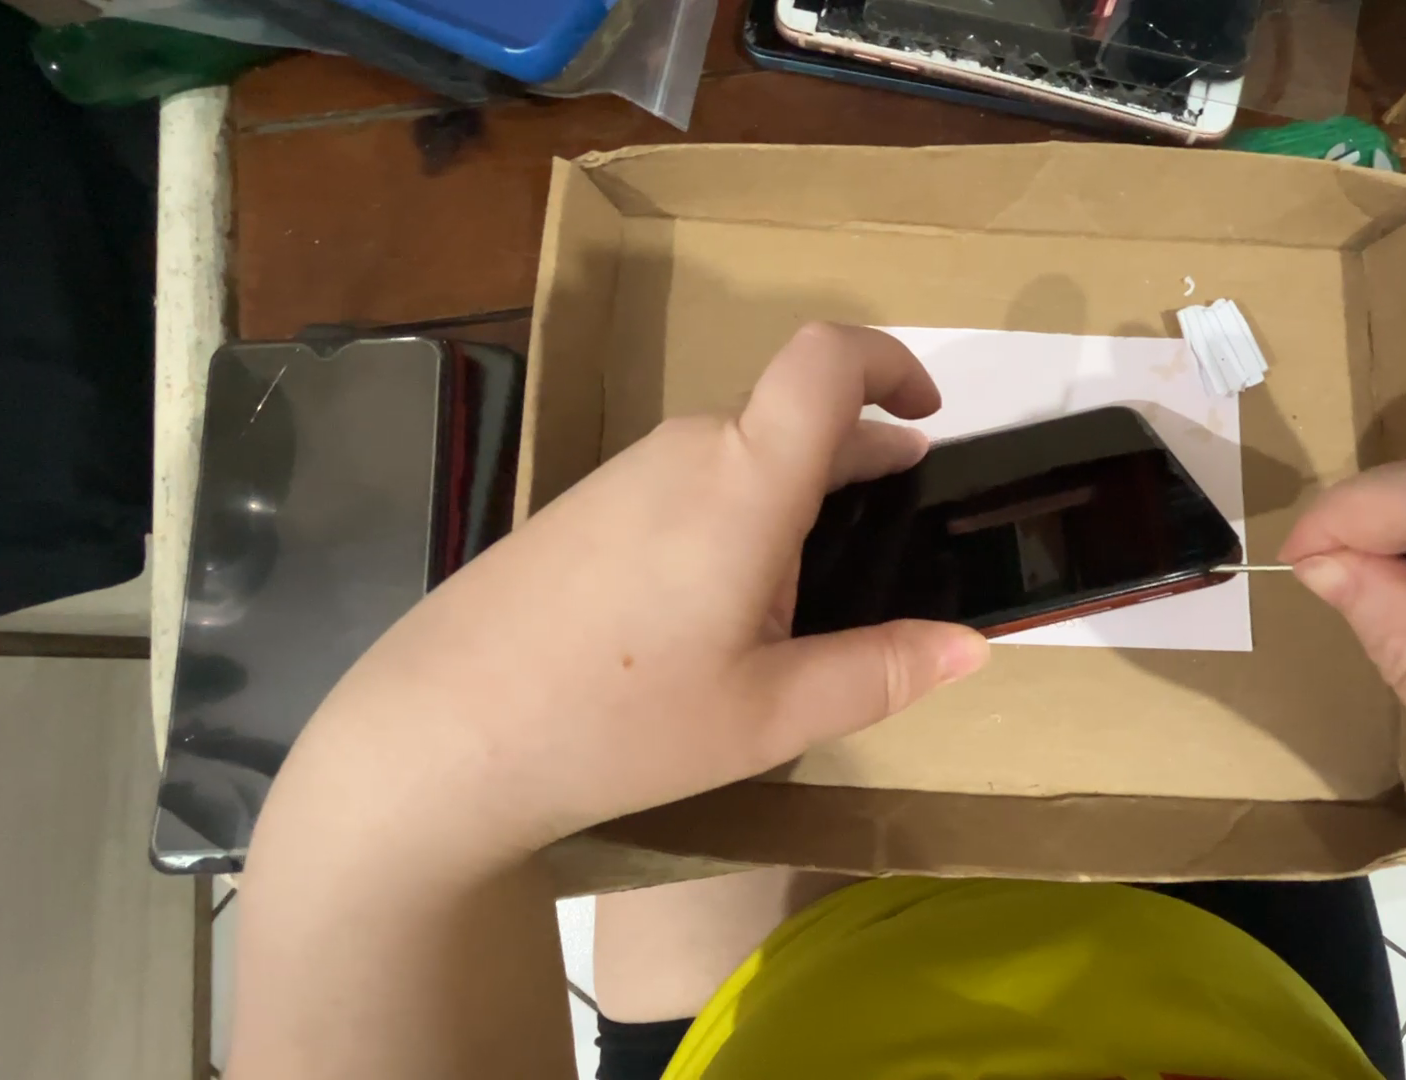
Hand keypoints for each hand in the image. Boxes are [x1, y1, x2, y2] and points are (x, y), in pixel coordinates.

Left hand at [279, 324, 989, 864]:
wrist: (433, 737)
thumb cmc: (617, 722)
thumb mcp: (771, 714)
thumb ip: (882, 671)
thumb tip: (972, 645)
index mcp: (742, 480)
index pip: (826, 361)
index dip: (890, 361)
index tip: (928, 413)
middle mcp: (686, 450)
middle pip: (793, 417)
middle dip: (861, 456)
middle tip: (896, 532)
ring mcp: (628, 473)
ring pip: (744, 453)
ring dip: (801, 492)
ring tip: (812, 589)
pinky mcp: (590, 505)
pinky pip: (694, 481)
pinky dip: (745, 511)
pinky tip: (725, 602)